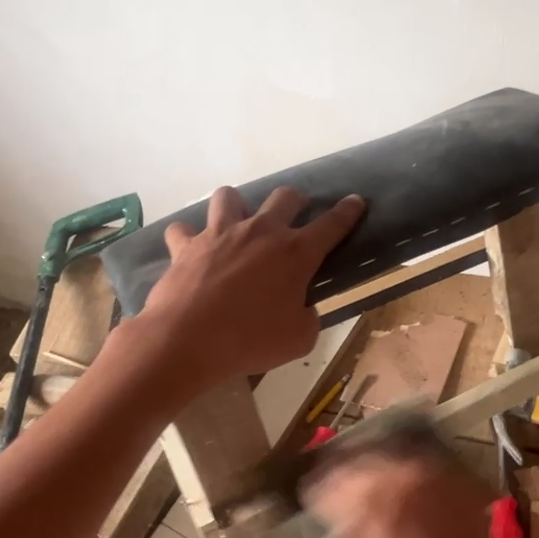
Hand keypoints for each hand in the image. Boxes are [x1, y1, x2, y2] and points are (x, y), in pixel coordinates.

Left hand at [138, 186, 363, 386]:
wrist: (186, 340)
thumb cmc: (250, 341)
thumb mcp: (299, 339)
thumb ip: (307, 317)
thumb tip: (302, 308)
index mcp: (295, 253)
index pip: (331, 225)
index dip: (347, 212)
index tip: (355, 201)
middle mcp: (259, 232)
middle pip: (284, 197)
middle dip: (295, 201)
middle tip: (295, 214)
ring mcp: (219, 234)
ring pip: (229, 196)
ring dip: (237, 205)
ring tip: (238, 222)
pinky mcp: (186, 246)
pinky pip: (183, 230)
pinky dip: (187, 237)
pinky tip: (190, 249)